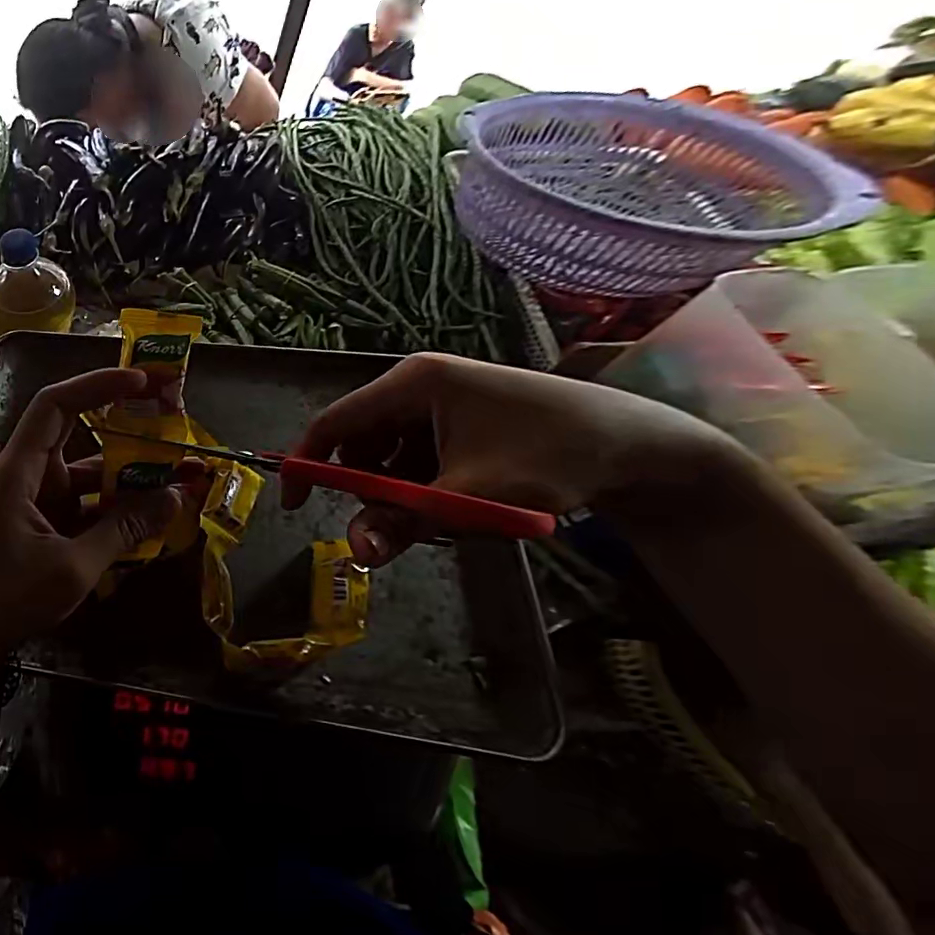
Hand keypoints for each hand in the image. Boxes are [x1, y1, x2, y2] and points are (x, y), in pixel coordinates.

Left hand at [0, 368, 188, 701]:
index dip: (97, 384)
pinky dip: (113, 508)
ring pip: (84, 474)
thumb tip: (177, 498)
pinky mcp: (41, 524)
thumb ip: (124, 530)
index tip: (140, 381)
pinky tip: (149, 519)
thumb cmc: (10, 599)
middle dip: (123, 426)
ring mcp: (32, 501)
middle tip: (170, 420)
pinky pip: (82, 503)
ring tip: (175, 478)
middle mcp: (25, 476)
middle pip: (75, 433)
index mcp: (18, 472)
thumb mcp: (74, 566)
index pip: (55, 406)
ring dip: (126, 476)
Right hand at [284, 353, 740, 566]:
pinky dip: (419, 481)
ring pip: (388, 450)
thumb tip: (353, 551)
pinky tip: (455, 498)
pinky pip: (415, 452)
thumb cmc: (551, 458)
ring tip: (438, 512)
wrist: (638, 446)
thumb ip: (406, 521)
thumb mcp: (472, 497)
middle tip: (387, 522)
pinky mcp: (460, 417)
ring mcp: (441, 399)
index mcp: (413, 382)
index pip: (334, 421)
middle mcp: (419, 383)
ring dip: (396, 487)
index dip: (307, 463)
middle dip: (364, 484)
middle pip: (360, 438)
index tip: (297, 506)